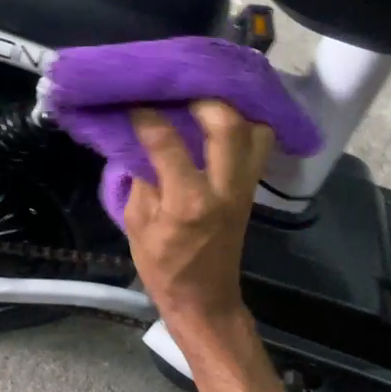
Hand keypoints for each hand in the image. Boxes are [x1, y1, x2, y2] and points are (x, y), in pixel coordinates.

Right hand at [123, 101, 274, 351]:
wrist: (204, 299)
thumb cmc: (163, 266)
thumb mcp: (137, 223)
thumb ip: (142, 179)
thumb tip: (141, 142)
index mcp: (188, 200)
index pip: (168, 141)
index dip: (147, 116)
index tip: (133, 102)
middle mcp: (224, 188)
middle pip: (228, 124)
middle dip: (202, 100)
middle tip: (177, 92)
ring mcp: (244, 187)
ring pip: (255, 130)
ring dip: (232, 110)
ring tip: (204, 103)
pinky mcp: (252, 189)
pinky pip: (257, 145)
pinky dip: (243, 125)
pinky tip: (220, 120)